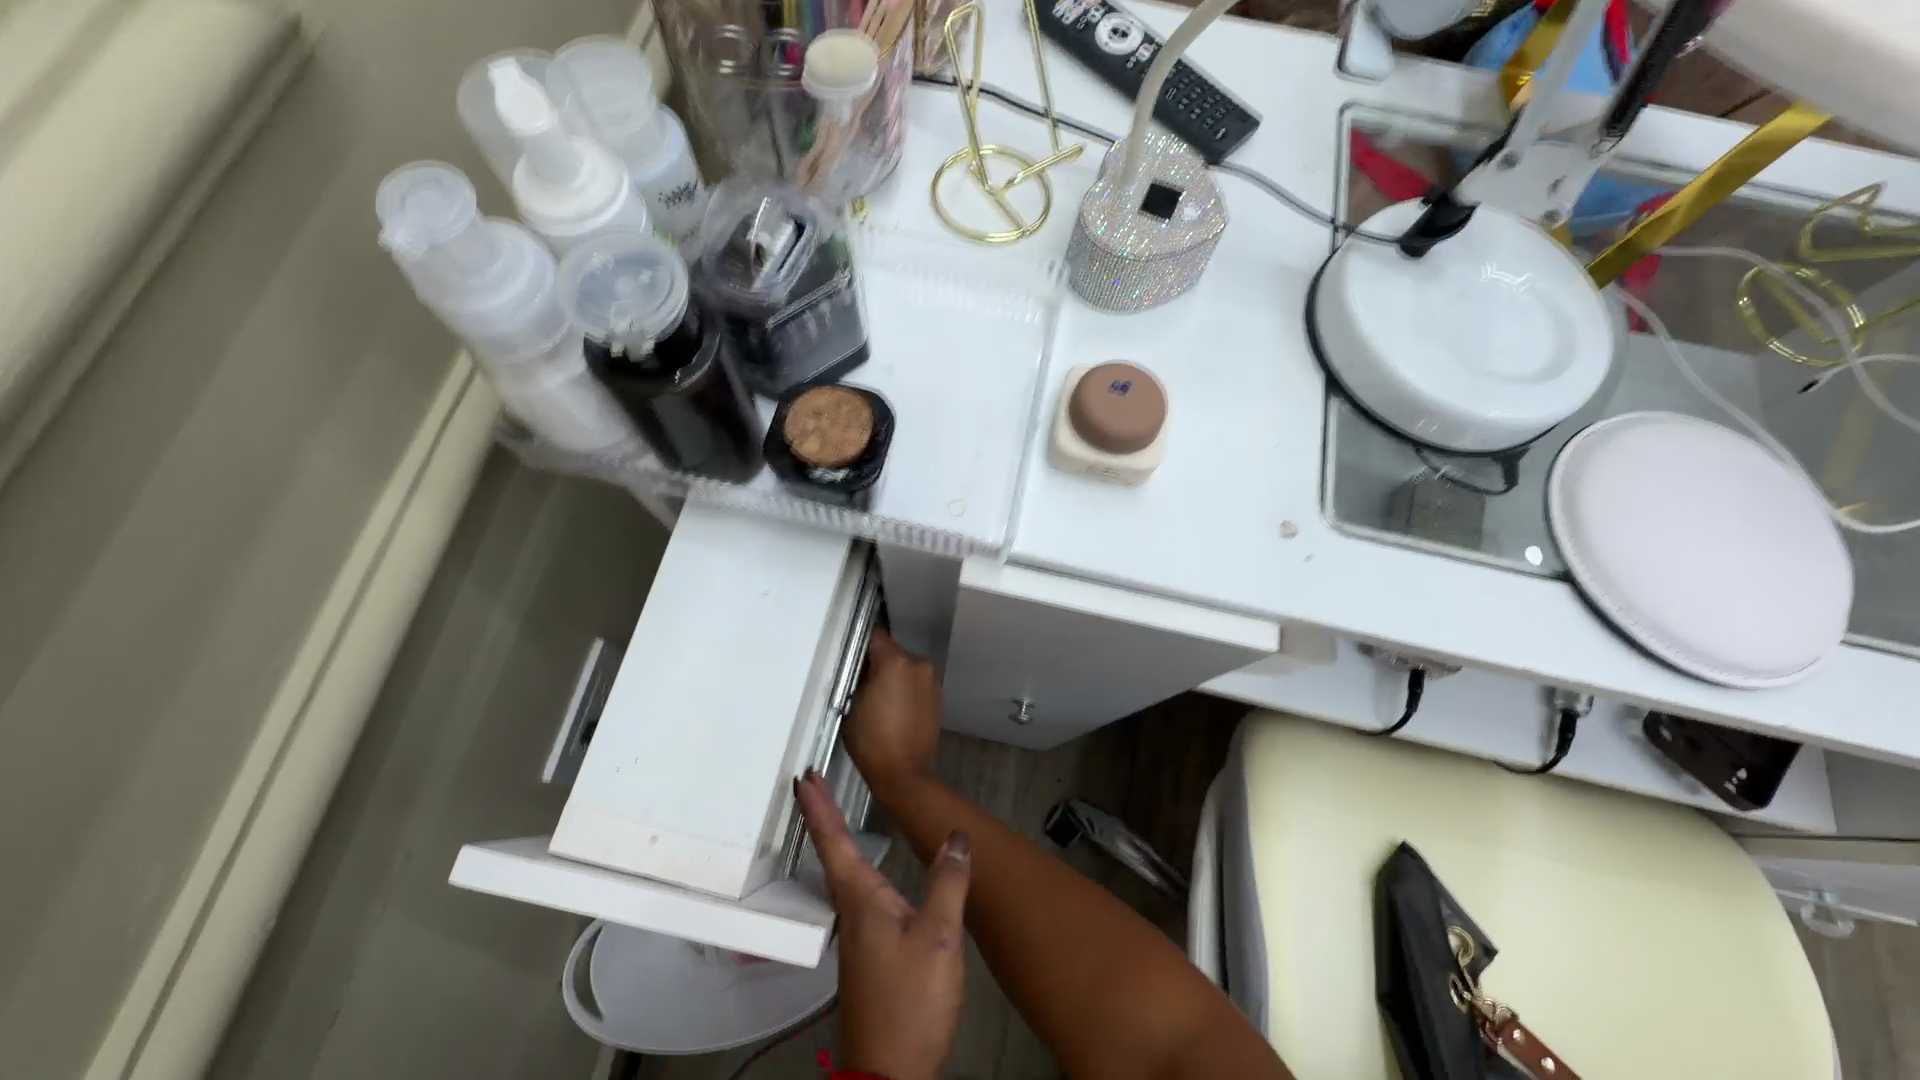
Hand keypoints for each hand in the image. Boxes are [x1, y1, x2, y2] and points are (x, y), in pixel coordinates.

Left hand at [798, 771, 969, 1079]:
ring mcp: (856, 936)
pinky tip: (869, 877)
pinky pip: (857, 897)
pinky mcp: (867, 954)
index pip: (832, 840)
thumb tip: (956, 837)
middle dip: (822, 816)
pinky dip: (855, 870)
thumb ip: (948, 882)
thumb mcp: (939, 936)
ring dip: (835, 841)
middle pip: (831, 853)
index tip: (805, 777)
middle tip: (814, 785)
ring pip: (841, 876)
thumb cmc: (910, 1004)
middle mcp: (852, 912)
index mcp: (861, 900)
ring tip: (835, 818)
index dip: (818, 806)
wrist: (889, 1068)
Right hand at [845, 631, 942, 793]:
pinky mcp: (938, 696)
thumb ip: (859, 678)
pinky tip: (895, 709)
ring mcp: (932, 680)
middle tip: (861, 684)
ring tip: (879, 700)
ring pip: (905, 668)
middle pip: (892, 652)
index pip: (875, 636)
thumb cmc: (871, 739)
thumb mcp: (851, 704)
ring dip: (893, 676)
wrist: (904, 772)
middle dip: (878, 663)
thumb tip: (863, 667)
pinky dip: (906, 689)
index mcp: (895, 661)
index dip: (861, 645)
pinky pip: (916, 683)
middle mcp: (918, 664)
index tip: (851, 658)